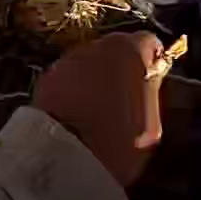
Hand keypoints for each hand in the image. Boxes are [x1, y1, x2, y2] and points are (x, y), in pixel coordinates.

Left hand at [32, 31, 163, 185]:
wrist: (64, 157)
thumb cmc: (117, 142)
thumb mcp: (151, 123)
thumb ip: (152, 89)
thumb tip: (153, 72)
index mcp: (128, 51)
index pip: (149, 42)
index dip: (152, 61)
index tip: (152, 80)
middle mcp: (97, 45)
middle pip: (117, 48)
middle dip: (123, 67)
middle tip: (127, 98)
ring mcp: (69, 58)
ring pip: (91, 61)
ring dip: (97, 76)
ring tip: (101, 108)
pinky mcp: (47, 76)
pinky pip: (70, 76)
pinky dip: (76, 87)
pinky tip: (79, 112)